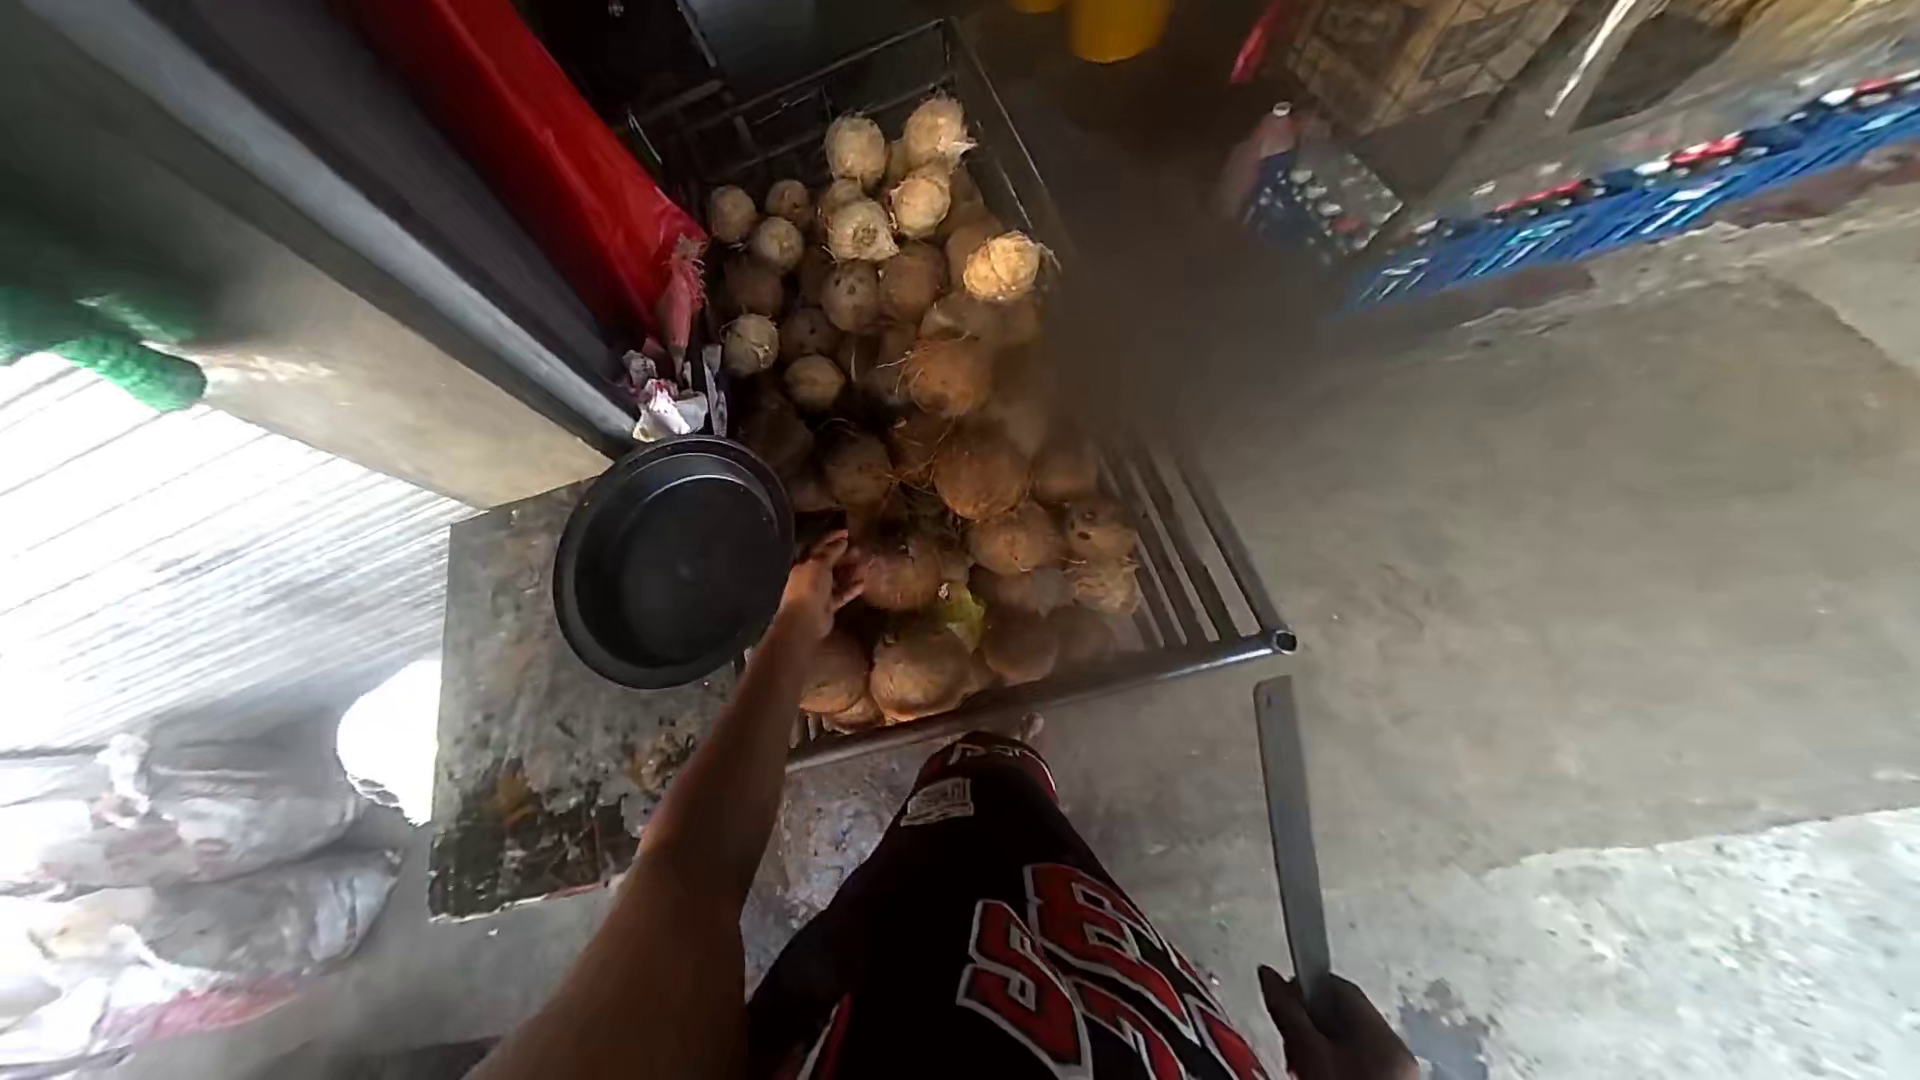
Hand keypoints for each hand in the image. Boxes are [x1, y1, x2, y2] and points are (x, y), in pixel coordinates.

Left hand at [774, 529, 865, 641]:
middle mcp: (810, 576)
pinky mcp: (828, 606)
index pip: (819, 546)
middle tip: (861, 549)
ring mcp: (819, 592)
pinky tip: (863, 584)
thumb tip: (842, 541)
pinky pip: (841, 595)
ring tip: (865, 565)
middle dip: (844, 555)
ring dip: (850, 571)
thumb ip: (831, 553)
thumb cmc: (809, 588)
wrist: (804, 620)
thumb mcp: (819, 565)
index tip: (848, 532)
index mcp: (805, 563)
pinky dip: (850, 589)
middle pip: (829, 562)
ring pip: (837, 578)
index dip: (832, 538)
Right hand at [1259, 966, 1417, 1079]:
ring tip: (1300, 1064)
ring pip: (1350, 1041)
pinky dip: (1334, 1065)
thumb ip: (1286, 1008)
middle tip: (1289, 1039)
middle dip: (1310, 1019)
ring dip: (1319, 1044)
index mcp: (1382, 1036)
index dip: (1304, 986)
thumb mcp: (1307, 1054)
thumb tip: (1267, 973)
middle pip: (1344, 1014)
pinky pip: (1359, 1065)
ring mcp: (1399, 1077)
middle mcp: (1398, 1052)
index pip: (1337, 985)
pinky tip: (1316, 1077)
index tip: (1282, 1001)